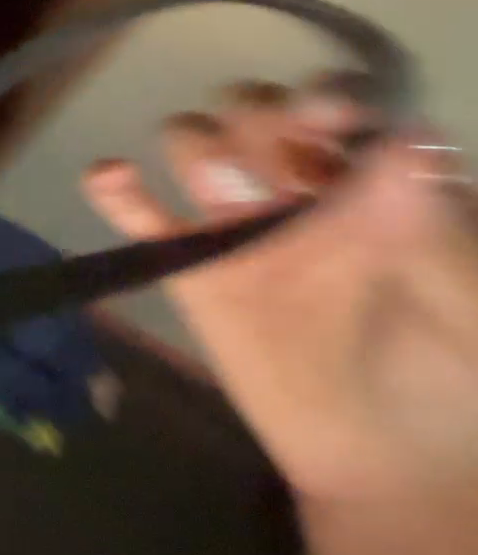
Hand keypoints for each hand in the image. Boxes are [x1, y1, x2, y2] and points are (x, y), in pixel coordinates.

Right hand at [82, 76, 477, 498]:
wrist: (387, 458)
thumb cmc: (455, 379)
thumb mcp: (467, 301)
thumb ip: (433, 227)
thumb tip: (403, 141)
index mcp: (375, 187)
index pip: (342, 109)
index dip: (332, 96)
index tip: (333, 116)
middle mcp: (297, 187)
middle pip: (254, 109)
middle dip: (262, 116)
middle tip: (288, 162)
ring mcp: (232, 222)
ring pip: (191, 142)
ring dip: (203, 149)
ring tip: (230, 197)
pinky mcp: (184, 262)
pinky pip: (134, 213)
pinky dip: (113, 188)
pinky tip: (113, 174)